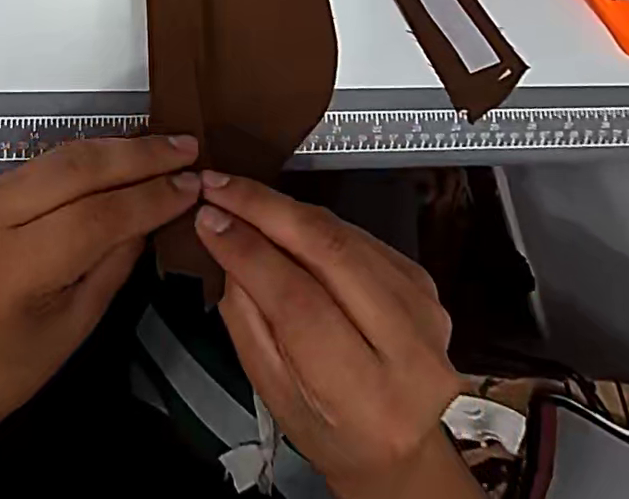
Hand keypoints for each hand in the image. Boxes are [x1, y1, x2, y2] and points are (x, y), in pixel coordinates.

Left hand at [0, 134, 202, 475]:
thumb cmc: (22, 360)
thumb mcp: (83, 318)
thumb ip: (121, 253)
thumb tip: (164, 201)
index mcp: (10, 271)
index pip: (93, 218)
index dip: (149, 197)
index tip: (193, 184)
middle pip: (76, 171)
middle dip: (139, 157)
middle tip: (186, 149)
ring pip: (65, 155)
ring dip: (121, 149)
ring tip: (167, 148)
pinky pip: (51, 161)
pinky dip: (95, 154)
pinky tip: (128, 154)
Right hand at [194, 175, 481, 498]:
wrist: (409, 444)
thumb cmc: (332, 430)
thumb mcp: (274, 394)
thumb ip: (246, 317)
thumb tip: (227, 240)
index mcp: (365, 394)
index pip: (299, 302)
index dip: (248, 252)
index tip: (207, 218)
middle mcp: (407, 345)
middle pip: (328, 251)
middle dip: (263, 208)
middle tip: (216, 185)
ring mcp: (421, 304)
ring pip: (340, 231)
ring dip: (281, 205)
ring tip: (235, 191)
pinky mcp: (421, 277)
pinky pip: (354, 232)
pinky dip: (309, 218)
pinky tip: (278, 213)